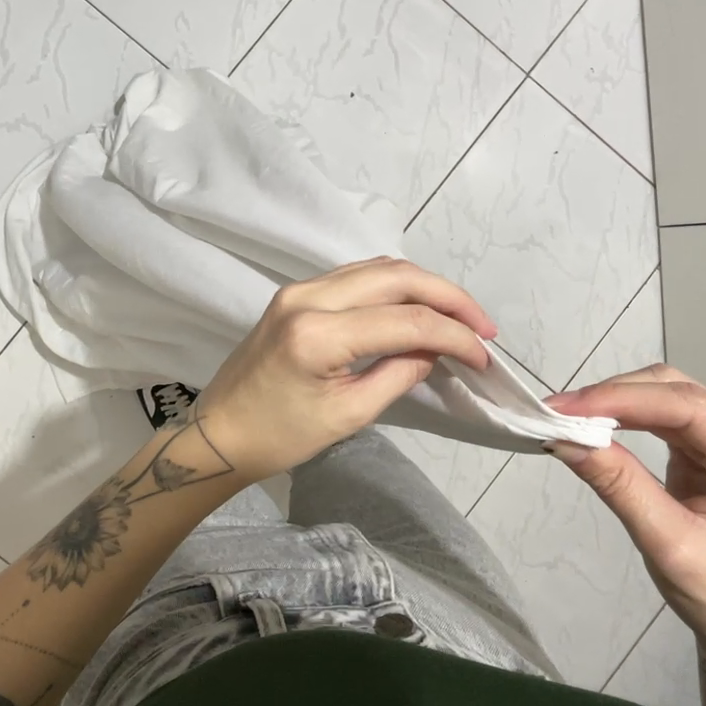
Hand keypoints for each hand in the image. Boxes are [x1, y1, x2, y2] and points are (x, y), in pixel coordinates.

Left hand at [194, 258, 494, 480]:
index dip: (454, 335)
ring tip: (458, 317)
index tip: (484, 356)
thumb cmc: (279, 437)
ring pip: (377, 268)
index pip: (406, 320)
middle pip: (396, 276)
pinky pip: (355, 277)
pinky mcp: (295, 294)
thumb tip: (436, 350)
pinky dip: (394, 287)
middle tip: (482, 327)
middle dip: (448, 297)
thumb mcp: (348, 415)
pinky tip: (416, 309)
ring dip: (423, 286)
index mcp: (318, 334)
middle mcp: (307, 297)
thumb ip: (399, 375)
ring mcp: (298, 290)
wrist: (220, 433)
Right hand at [544, 365, 705, 661]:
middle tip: (557, 412)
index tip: (565, 407)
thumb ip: (620, 486)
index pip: (695, 411)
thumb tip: (563, 439)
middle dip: (617, 397)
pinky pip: (671, 416)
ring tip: (570, 417)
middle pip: (684, 395)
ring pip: (674, 397)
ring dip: (618, 402)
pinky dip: (628, 416)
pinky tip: (597, 423)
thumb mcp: (669, 547)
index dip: (626, 400)